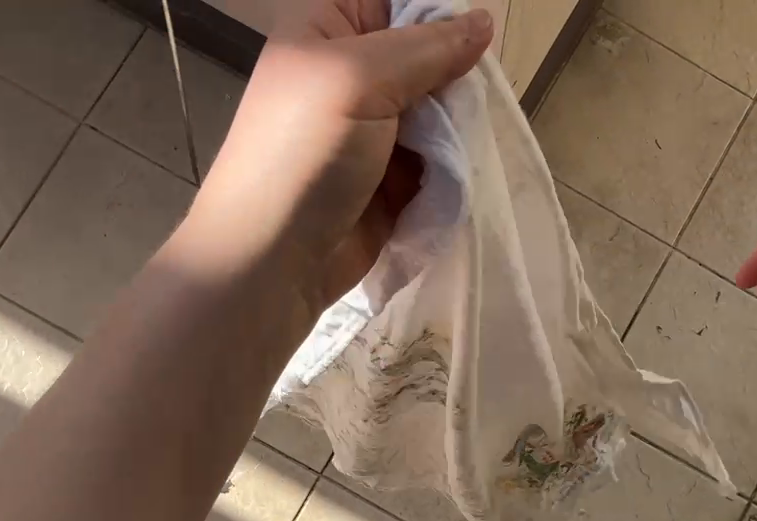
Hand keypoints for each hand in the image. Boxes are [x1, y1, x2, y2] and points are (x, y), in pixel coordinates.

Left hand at [193, 0, 492, 312]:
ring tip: (456, 148)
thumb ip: (426, 48)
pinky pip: (434, 164)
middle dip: (453, 78)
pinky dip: (448, 170)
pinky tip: (453, 179)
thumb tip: (482, 23)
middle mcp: (352, 74)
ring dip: (454, 130)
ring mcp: (372, 134)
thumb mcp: (360, 78)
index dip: (437, 13)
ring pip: (437, 114)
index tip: (470, 40)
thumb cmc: (304, 155)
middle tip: (461, 105)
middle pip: (426, 56)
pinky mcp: (389, 184)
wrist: (274, 260)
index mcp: (330, 26)